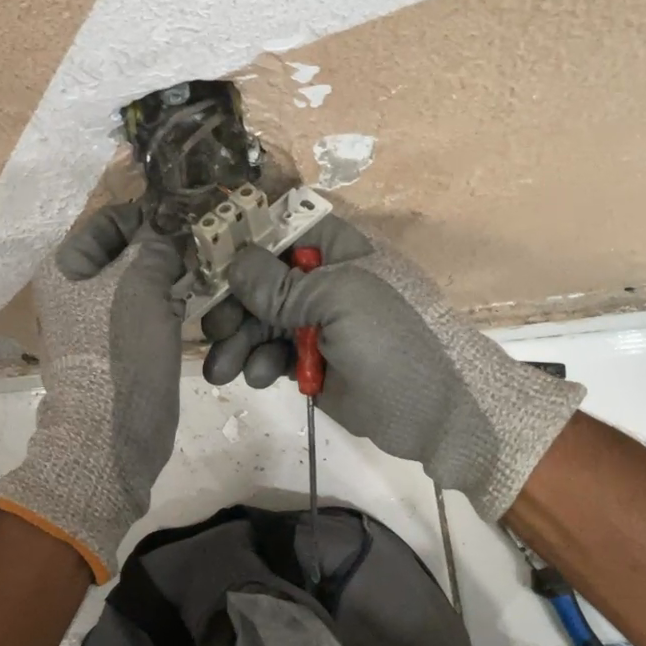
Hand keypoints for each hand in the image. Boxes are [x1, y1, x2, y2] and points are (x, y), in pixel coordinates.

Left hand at [0, 203, 186, 582]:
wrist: (110, 433)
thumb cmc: (116, 351)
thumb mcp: (136, 283)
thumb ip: (154, 244)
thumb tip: (170, 220)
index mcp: (66, 269)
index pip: (109, 221)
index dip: (147, 213)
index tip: (191, 212)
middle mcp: (79, 290)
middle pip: (128, 251)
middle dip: (167, 243)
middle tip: (211, 237)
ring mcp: (103, 320)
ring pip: (144, 280)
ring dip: (176, 271)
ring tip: (214, 263)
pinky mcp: (127, 346)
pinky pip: (153, 310)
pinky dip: (175, 300)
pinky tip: (206, 295)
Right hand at [201, 216, 582, 519]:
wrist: (436, 413)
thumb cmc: (394, 339)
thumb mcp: (337, 301)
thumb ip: (280, 284)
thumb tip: (234, 260)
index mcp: (340, 253)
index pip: (283, 232)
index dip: (246, 243)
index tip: (209, 259)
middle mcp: (324, 282)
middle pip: (260, 281)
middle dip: (233, 304)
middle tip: (211, 328)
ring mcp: (316, 324)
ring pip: (259, 322)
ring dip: (236, 341)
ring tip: (222, 369)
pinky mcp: (309, 362)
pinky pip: (269, 355)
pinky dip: (256, 364)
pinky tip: (257, 377)